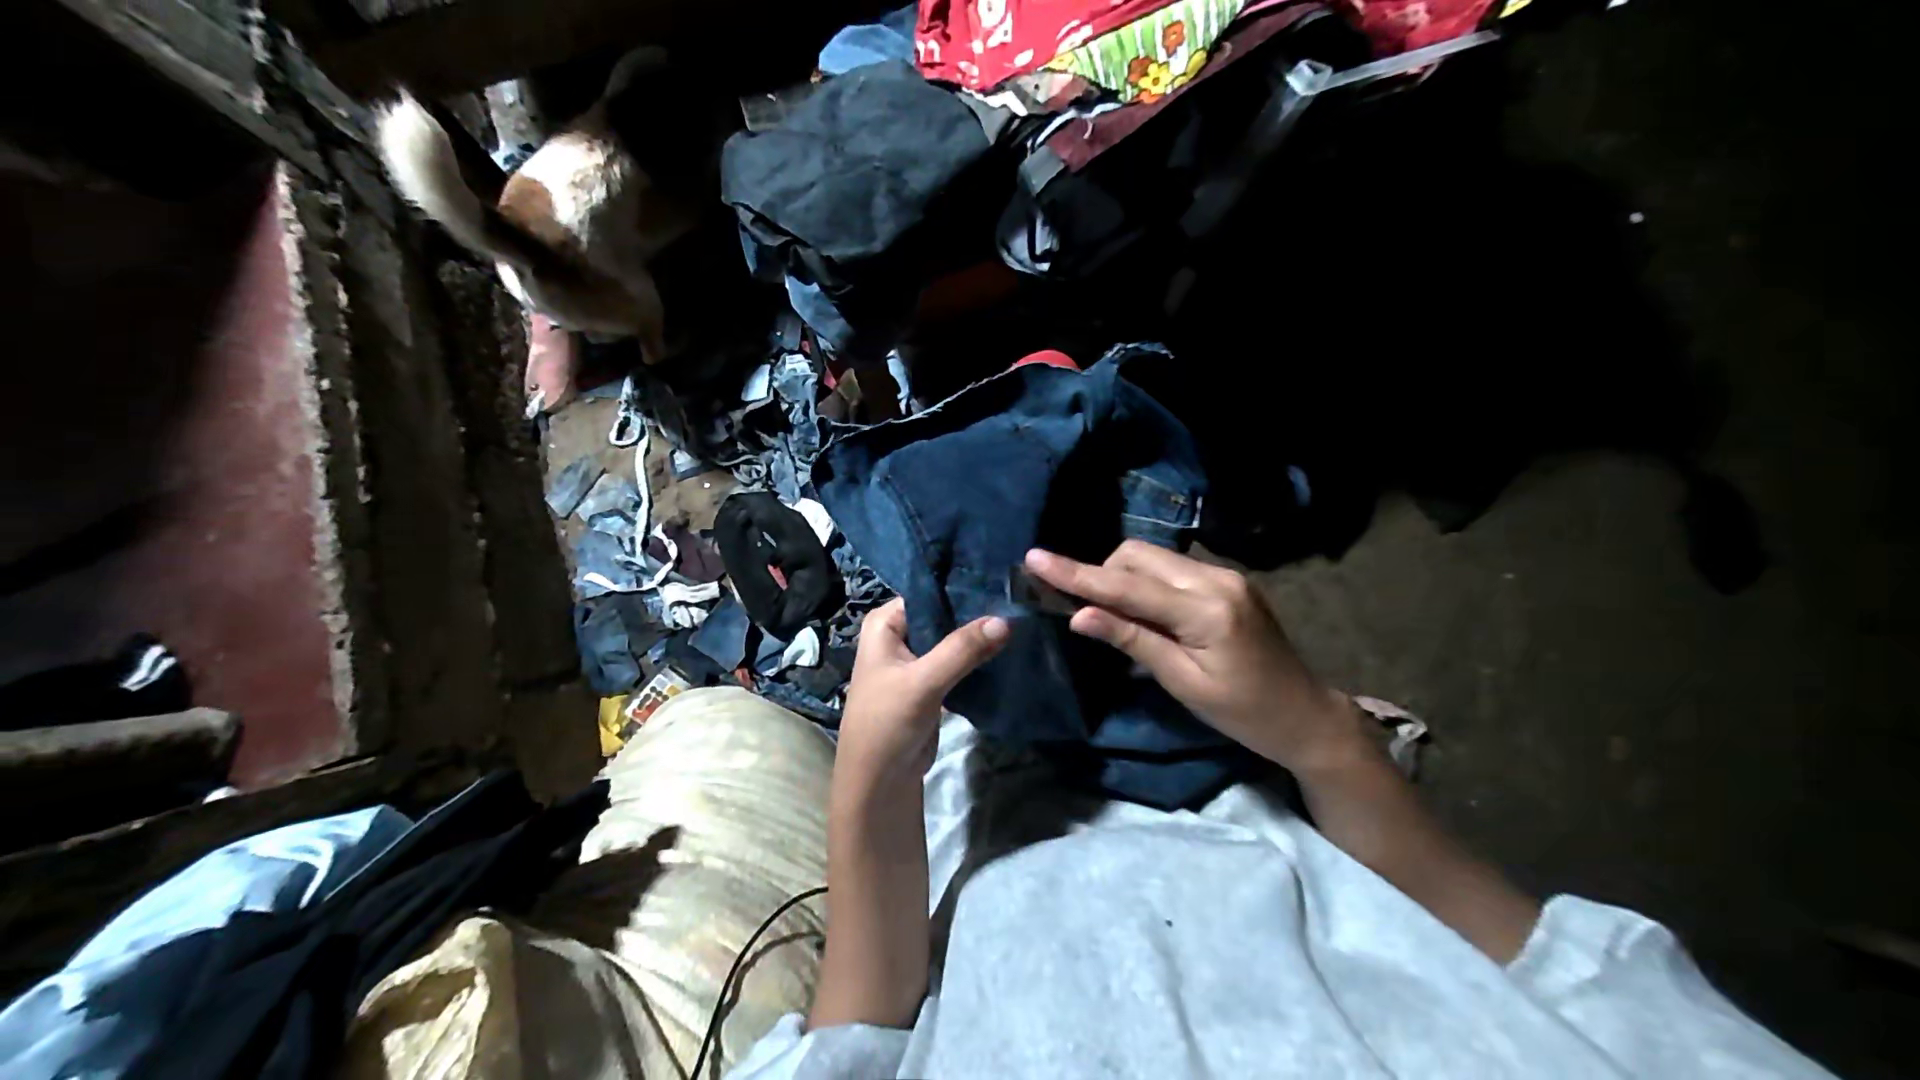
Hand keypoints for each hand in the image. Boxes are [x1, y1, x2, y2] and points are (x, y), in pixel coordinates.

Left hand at [840, 599, 1008, 783]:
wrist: (881, 779)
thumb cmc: (887, 723)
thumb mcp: (922, 682)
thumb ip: (961, 650)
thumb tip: (1005, 620)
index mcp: (886, 622)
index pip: (930, 592)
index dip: (963, 588)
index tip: (1002, 583)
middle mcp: (900, 633)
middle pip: (945, 613)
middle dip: (977, 613)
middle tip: (1019, 602)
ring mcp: (917, 657)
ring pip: (955, 638)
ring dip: (981, 637)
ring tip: (1021, 622)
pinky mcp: (933, 680)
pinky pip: (960, 660)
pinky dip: (979, 658)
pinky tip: (1009, 649)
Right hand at [1023, 543, 1367, 772]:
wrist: (1306, 714)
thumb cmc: (1243, 713)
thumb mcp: (1183, 683)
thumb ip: (1132, 641)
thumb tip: (1080, 616)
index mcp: (1206, 610)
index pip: (1127, 586)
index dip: (1077, 574)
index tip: (1035, 558)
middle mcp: (1215, 578)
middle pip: (1137, 556)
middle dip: (1102, 575)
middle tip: (1083, 609)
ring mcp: (1225, 574)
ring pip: (1152, 557)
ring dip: (1123, 578)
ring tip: (1115, 616)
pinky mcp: (1227, 579)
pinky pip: (1171, 568)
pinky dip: (1147, 583)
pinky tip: (1146, 613)